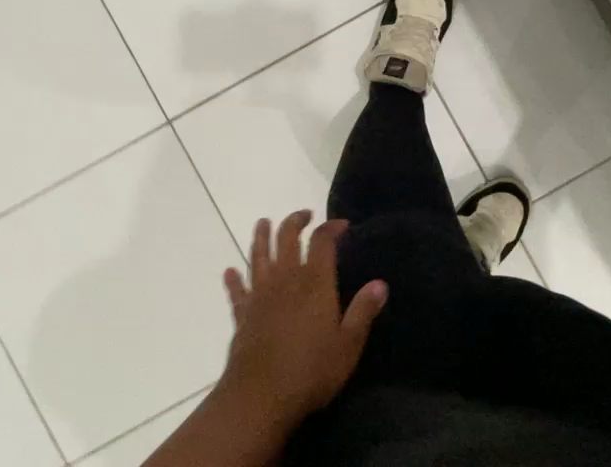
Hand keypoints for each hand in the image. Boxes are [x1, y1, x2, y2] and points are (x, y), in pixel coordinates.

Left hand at [219, 210, 386, 427]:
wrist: (261, 395)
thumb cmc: (311, 370)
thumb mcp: (348, 344)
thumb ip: (363, 311)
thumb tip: (380, 283)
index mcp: (314, 282)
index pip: (322, 241)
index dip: (331, 227)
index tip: (342, 224)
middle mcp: (286, 279)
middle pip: (287, 238)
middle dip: (295, 222)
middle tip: (303, 215)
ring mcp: (260, 295)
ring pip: (258, 256)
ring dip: (261, 237)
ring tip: (263, 222)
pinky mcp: (242, 315)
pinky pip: (236, 291)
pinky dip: (233, 279)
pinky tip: (229, 272)